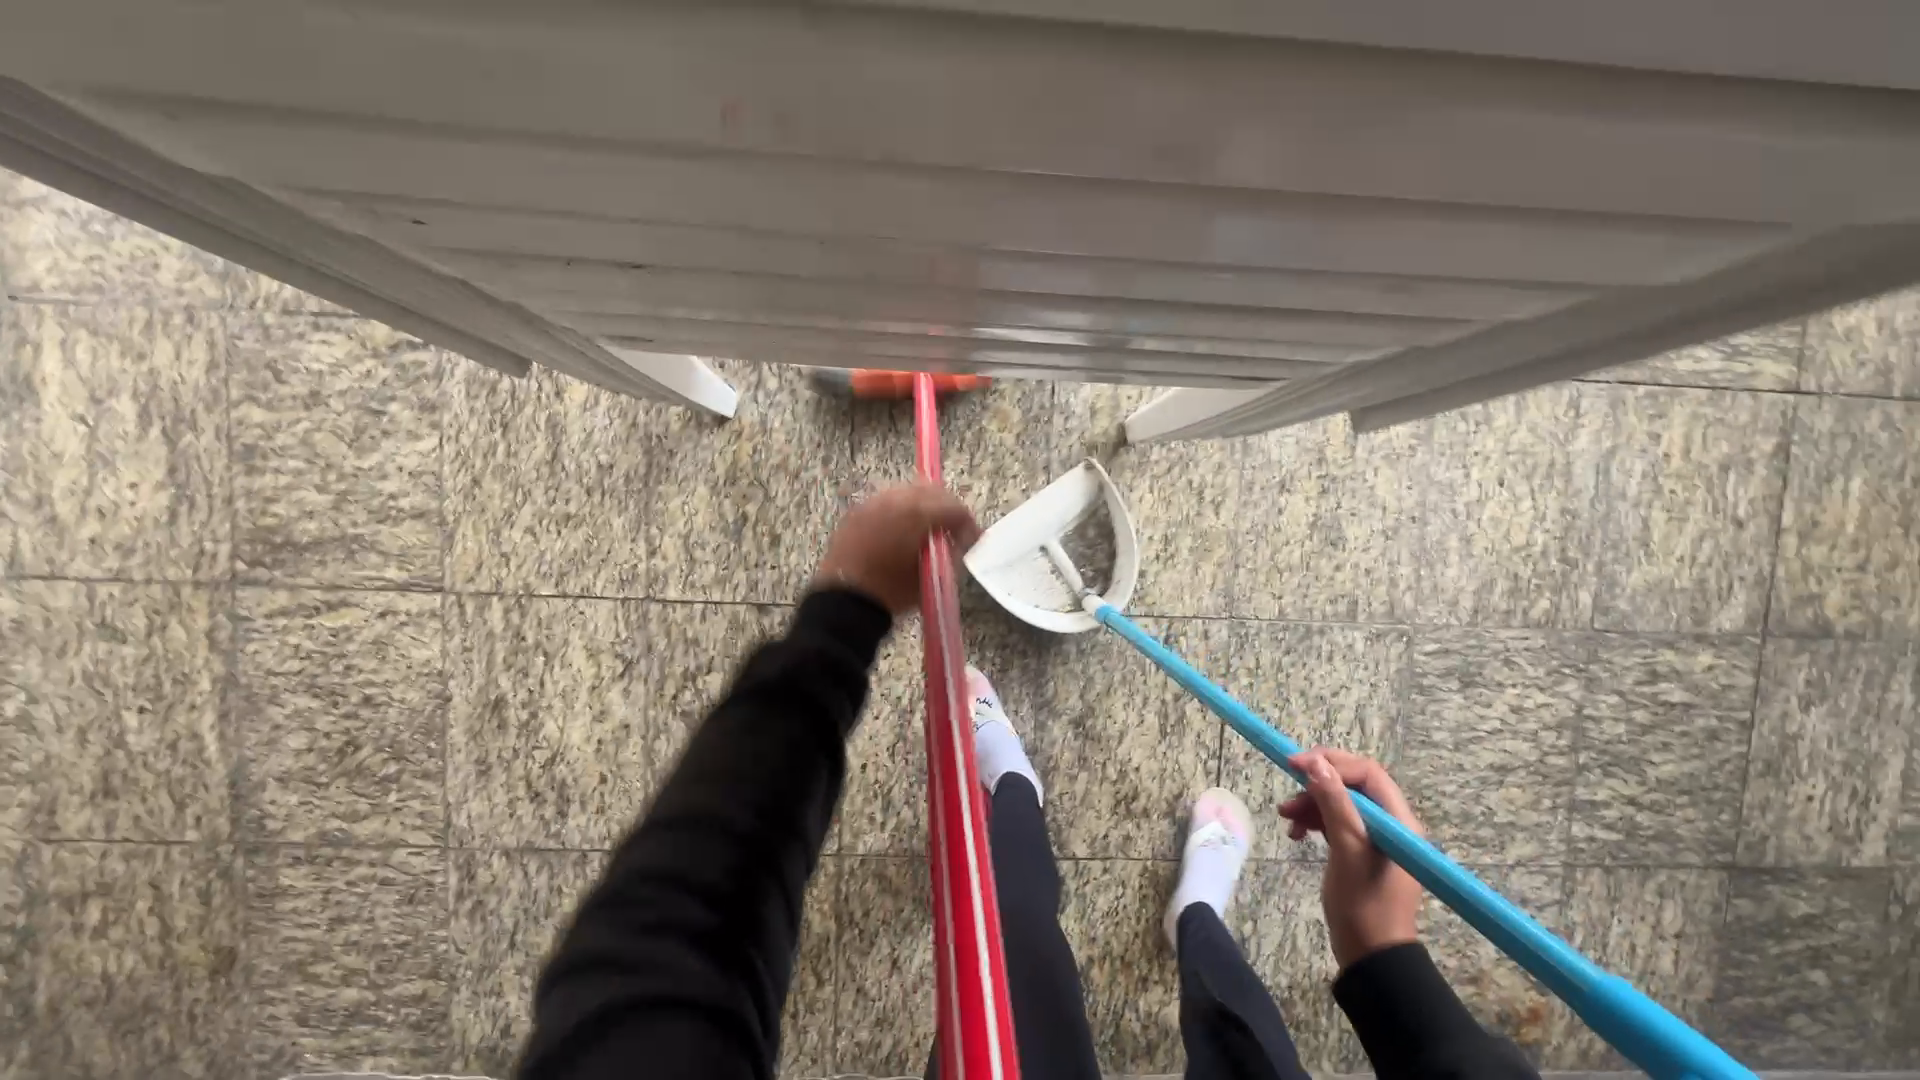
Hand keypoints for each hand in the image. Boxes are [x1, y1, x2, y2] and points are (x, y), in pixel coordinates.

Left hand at [812, 484, 980, 614]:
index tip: (972, 538)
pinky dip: (900, 510)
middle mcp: (895, 499)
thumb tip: (960, 539)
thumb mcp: (932, 576)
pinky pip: (886, 501)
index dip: (967, 523)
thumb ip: (951, 552)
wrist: (843, 600)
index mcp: (917, 514)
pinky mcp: (858, 510)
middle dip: (946, 508)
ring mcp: (873, 502)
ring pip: (908, 491)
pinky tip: (902, 529)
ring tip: (926, 528)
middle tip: (952, 530)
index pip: (954, 508)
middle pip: (932, 491)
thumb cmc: (890, 593)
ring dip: (923, 505)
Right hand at [1279, 747, 1423, 969]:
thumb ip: (1334, 803)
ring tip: (1285, 817)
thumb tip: (1315, 763)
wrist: (1370, 956)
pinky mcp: (1360, 850)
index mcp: (1398, 821)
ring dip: (1311, 803)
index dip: (1330, 763)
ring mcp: (1376, 838)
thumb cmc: (1363, 903)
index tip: (1294, 765)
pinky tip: (1295, 833)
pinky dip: (1314, 821)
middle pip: (1351, 784)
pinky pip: (1335, 821)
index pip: (1366, 773)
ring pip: (1339, 802)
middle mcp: (1391, 824)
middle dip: (1317, 784)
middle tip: (1289, 791)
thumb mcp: (1347, 849)